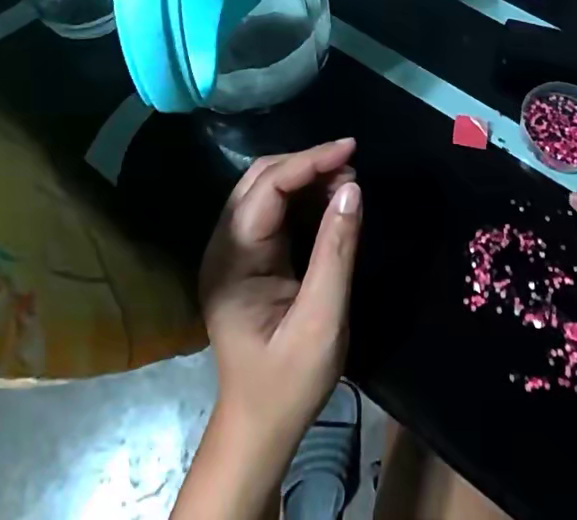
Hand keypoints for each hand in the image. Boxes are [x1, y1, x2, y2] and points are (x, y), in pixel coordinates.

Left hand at [199, 140, 362, 448]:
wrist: (260, 426)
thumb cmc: (289, 382)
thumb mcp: (322, 320)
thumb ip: (336, 251)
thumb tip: (352, 188)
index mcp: (232, 260)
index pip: (267, 189)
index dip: (308, 161)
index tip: (350, 148)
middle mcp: (224, 246)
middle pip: (259, 180)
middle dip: (306, 163)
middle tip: (352, 164)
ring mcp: (233, 252)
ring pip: (266, 191)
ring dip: (305, 177)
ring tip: (348, 177)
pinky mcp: (248, 260)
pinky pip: (274, 213)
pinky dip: (303, 198)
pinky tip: (331, 198)